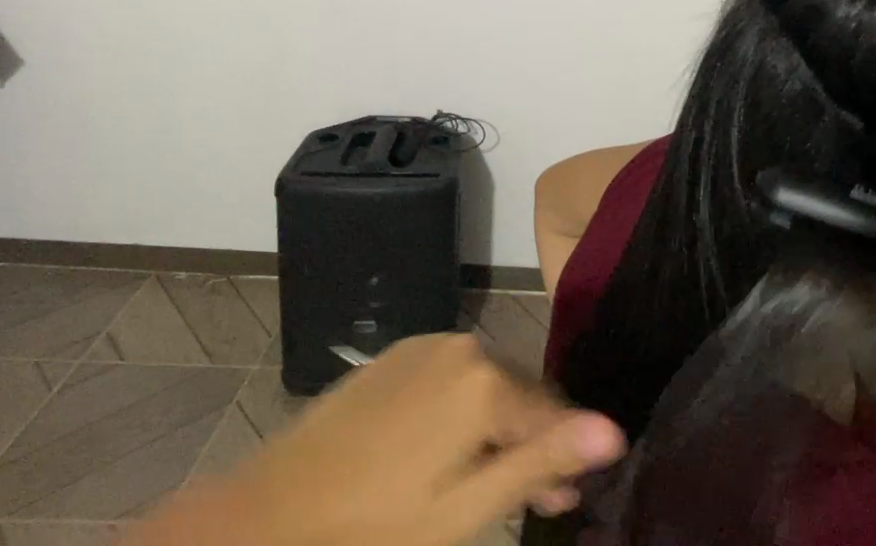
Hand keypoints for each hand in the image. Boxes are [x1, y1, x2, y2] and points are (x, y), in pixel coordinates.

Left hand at [125, 333, 625, 545]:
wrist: (261, 520)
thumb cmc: (372, 529)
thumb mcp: (465, 509)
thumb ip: (543, 460)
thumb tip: (614, 430)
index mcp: (485, 381)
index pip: (552, 415)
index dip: (562, 458)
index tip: (562, 499)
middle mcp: (464, 349)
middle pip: (519, 397)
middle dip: (529, 444)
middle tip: (531, 499)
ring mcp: (426, 348)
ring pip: (486, 387)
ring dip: (496, 429)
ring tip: (485, 481)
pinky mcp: (395, 357)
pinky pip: (451, 379)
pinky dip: (460, 412)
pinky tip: (444, 453)